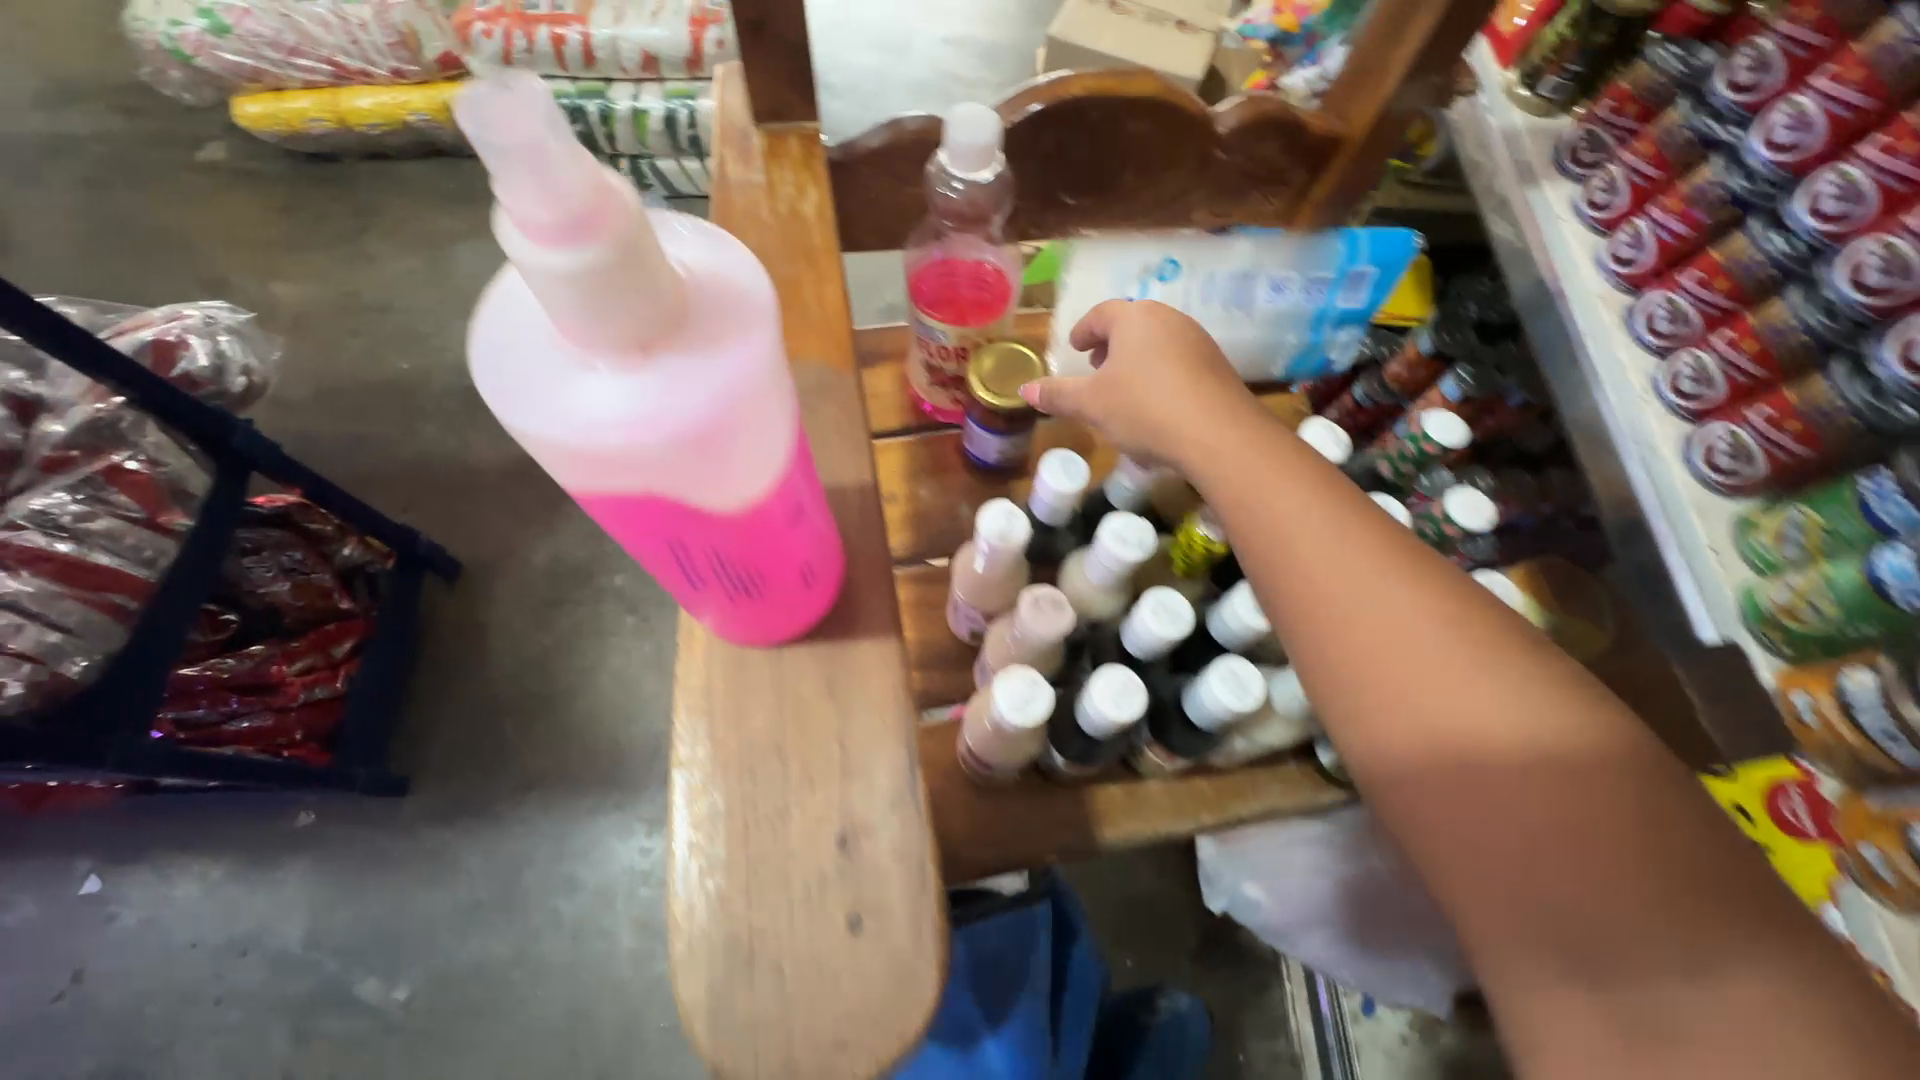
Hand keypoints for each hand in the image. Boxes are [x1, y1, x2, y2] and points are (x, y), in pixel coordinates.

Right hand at [1020, 299, 1259, 468]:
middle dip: (1112, 345)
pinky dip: (1161, 376)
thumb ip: (1058, 394)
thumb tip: (1024, 390)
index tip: (1076, 347)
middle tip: (1097, 367)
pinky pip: (1180, 363)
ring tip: (1124, 389)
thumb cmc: (1144, 409)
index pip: (1102, 314)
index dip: (1084, 330)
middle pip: (1133, 325)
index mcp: (1134, 319)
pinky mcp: (1218, 366)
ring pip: (1158, 343)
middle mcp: (1168, 319)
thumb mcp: (1091, 405)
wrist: (1218, 433)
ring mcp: (1198, 341)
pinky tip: (1156, 406)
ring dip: (1137, 361)